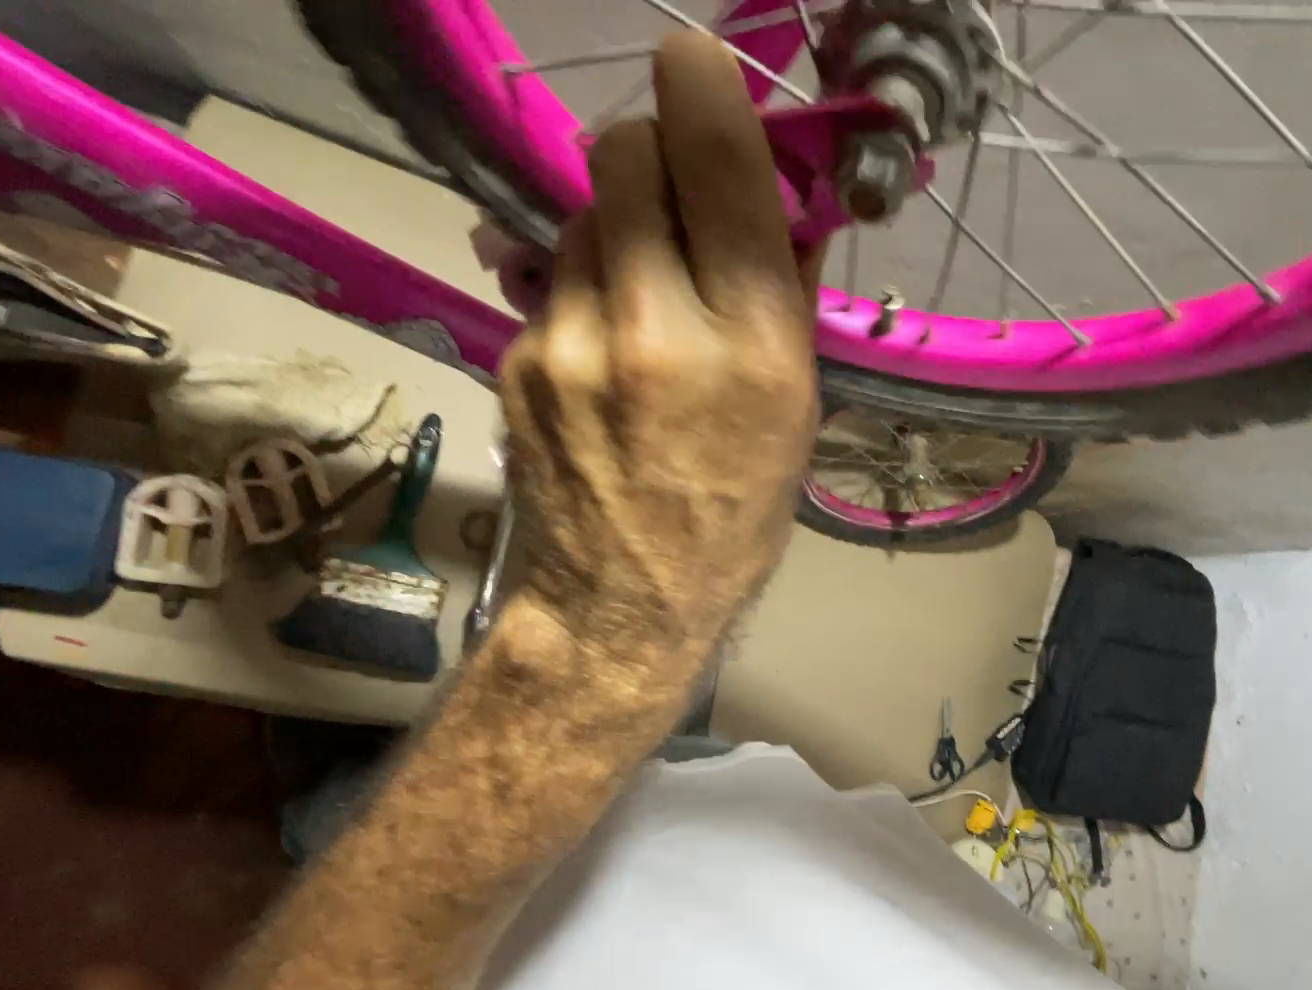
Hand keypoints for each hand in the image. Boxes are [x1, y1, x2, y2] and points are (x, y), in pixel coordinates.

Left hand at [500, 31, 821, 658]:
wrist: (622, 604)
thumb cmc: (732, 517)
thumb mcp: (794, 414)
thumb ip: (784, 293)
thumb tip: (779, 199)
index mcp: (750, 346)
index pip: (716, 164)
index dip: (701, 88)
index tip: (692, 62)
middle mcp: (654, 329)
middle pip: (621, 154)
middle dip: (650, 150)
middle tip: (671, 190)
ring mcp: (569, 342)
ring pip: (582, 216)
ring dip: (617, 229)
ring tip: (640, 300)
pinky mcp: (517, 359)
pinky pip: (552, 280)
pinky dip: (584, 289)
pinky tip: (601, 352)